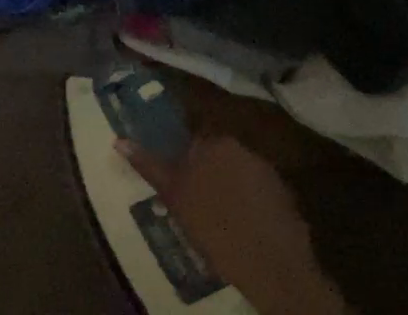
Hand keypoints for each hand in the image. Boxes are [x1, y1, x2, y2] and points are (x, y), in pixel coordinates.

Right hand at [120, 135, 349, 314]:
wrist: (272, 267)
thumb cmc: (213, 223)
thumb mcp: (172, 194)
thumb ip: (148, 164)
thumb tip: (119, 140)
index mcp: (217, 143)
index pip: (194, 139)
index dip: (183, 159)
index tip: (176, 179)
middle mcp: (246, 152)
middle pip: (218, 157)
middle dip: (206, 174)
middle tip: (191, 200)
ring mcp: (271, 178)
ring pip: (239, 178)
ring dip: (227, 191)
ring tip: (214, 219)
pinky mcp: (288, 204)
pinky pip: (259, 198)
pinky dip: (248, 208)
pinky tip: (239, 230)